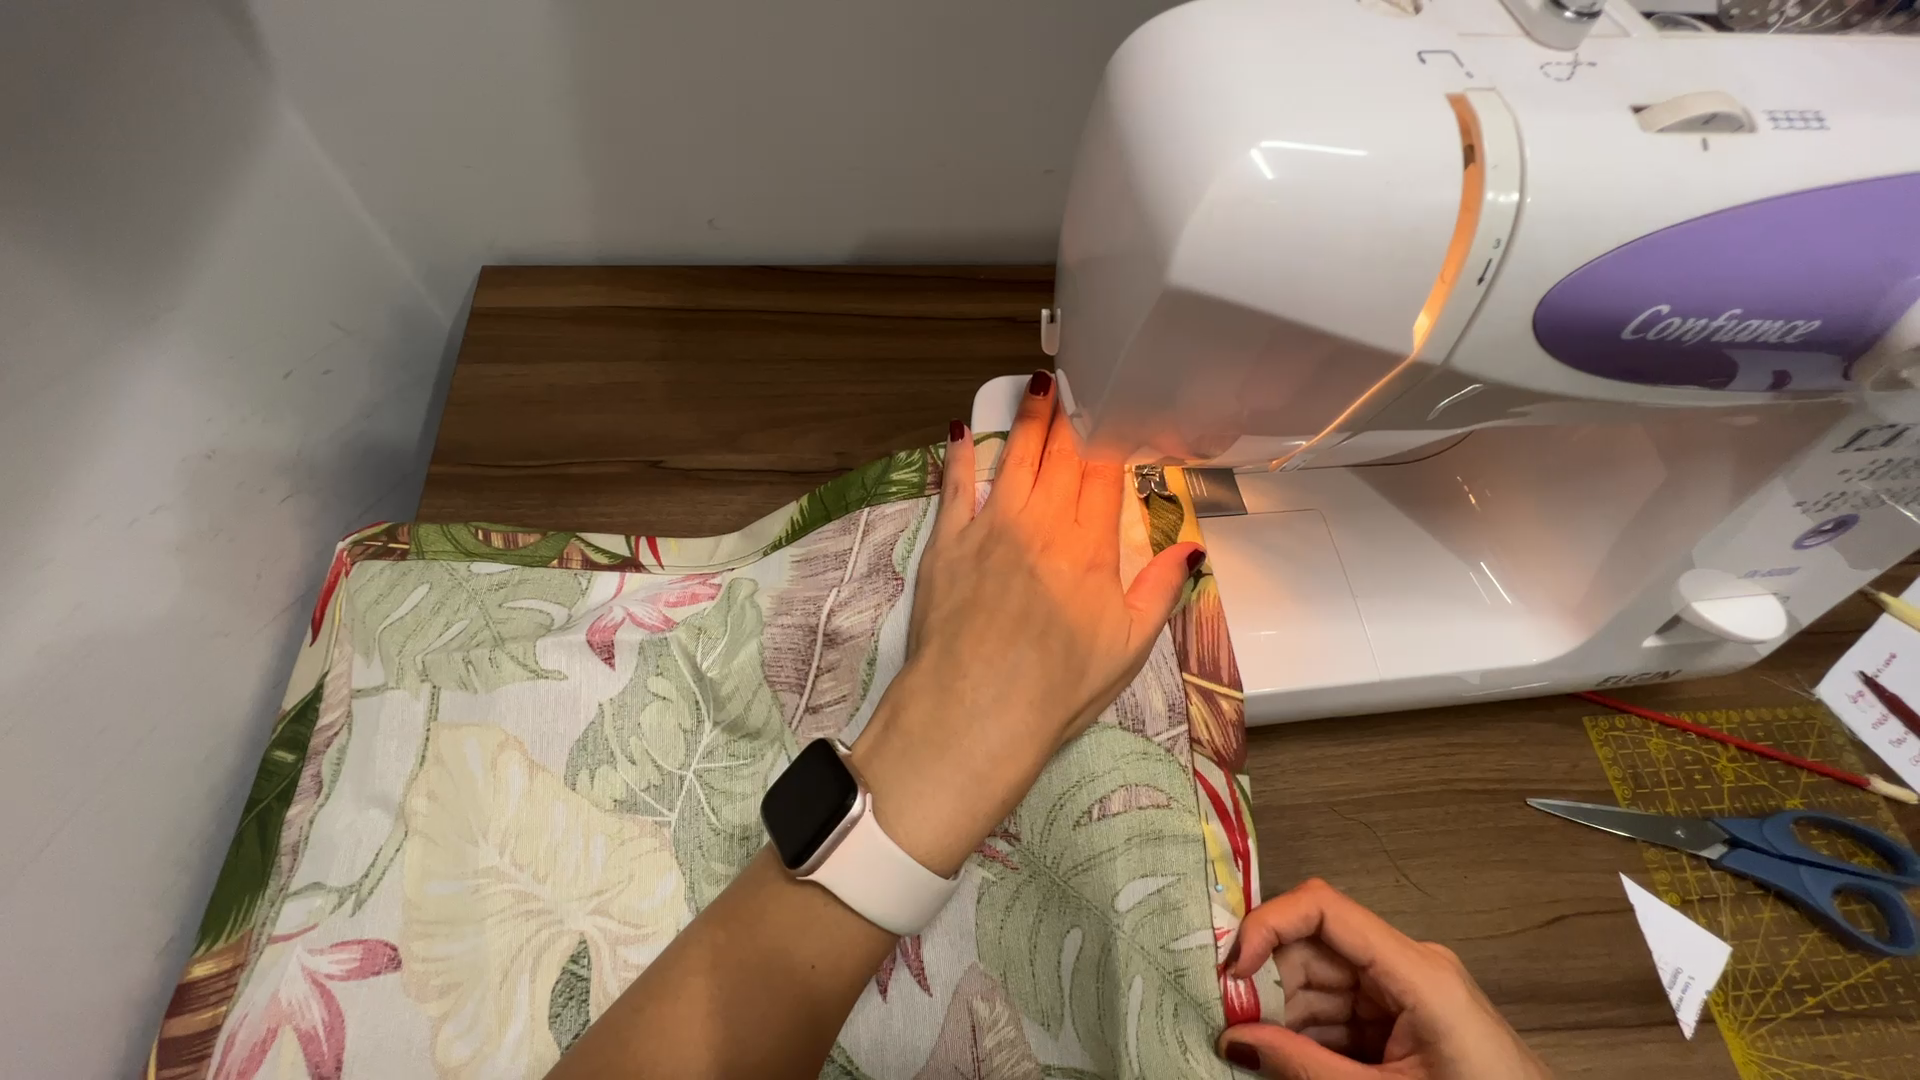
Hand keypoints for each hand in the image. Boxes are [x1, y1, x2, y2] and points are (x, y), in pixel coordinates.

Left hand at [849, 370, 1201, 875]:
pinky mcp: (946, 543)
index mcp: (1089, 549)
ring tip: (1035, 387)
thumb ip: (1160, 590)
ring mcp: (990, 529)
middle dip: (1070, 418)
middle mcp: (1041, 525)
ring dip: (1027, 421)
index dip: (1108, 440)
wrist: (976, 710)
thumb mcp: (1128, 647)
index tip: (1113, 411)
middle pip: (1060, 459)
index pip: (1102, 478)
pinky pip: (954, 487)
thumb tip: (1190, 547)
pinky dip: (957, 456)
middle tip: (1074, 382)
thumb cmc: (1056, 688)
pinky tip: (959, 429)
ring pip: (1013, 459)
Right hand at [1218, 880, 1550, 1079]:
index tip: (1233, 967)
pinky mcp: (1403, 1016)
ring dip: (1286, 1013)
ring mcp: (1405, 989)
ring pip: (1319, 979)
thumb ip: (1305, 1067)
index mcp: (1418, 972)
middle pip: (1315, 945)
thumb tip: (1233, 1038)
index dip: (1268, 924)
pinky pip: (1339, 1007)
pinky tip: (1293, 1059)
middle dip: (1270, 981)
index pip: (1324, 907)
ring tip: (1264, 1052)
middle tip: (1234, 1020)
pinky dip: (1310, 1032)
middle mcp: (1408, 965)